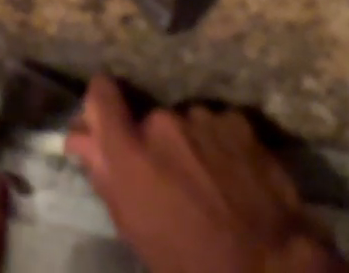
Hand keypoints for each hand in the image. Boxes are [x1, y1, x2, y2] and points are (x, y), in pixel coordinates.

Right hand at [65, 78, 348, 272]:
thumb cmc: (189, 258)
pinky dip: (218, 146)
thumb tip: (81, 139)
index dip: (100, 103)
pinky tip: (232, 177)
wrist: (267, 262)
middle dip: (154, 144)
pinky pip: (216, 127)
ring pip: (185, 125)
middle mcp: (162, 121)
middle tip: (171, 181)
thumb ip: (104, 174)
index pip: (100, 93)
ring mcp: (203, 117)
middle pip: (148, 120)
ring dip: (189, 145)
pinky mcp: (237, 120)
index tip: (107, 122)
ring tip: (208, 184)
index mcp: (130, 150)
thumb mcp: (134, 227)